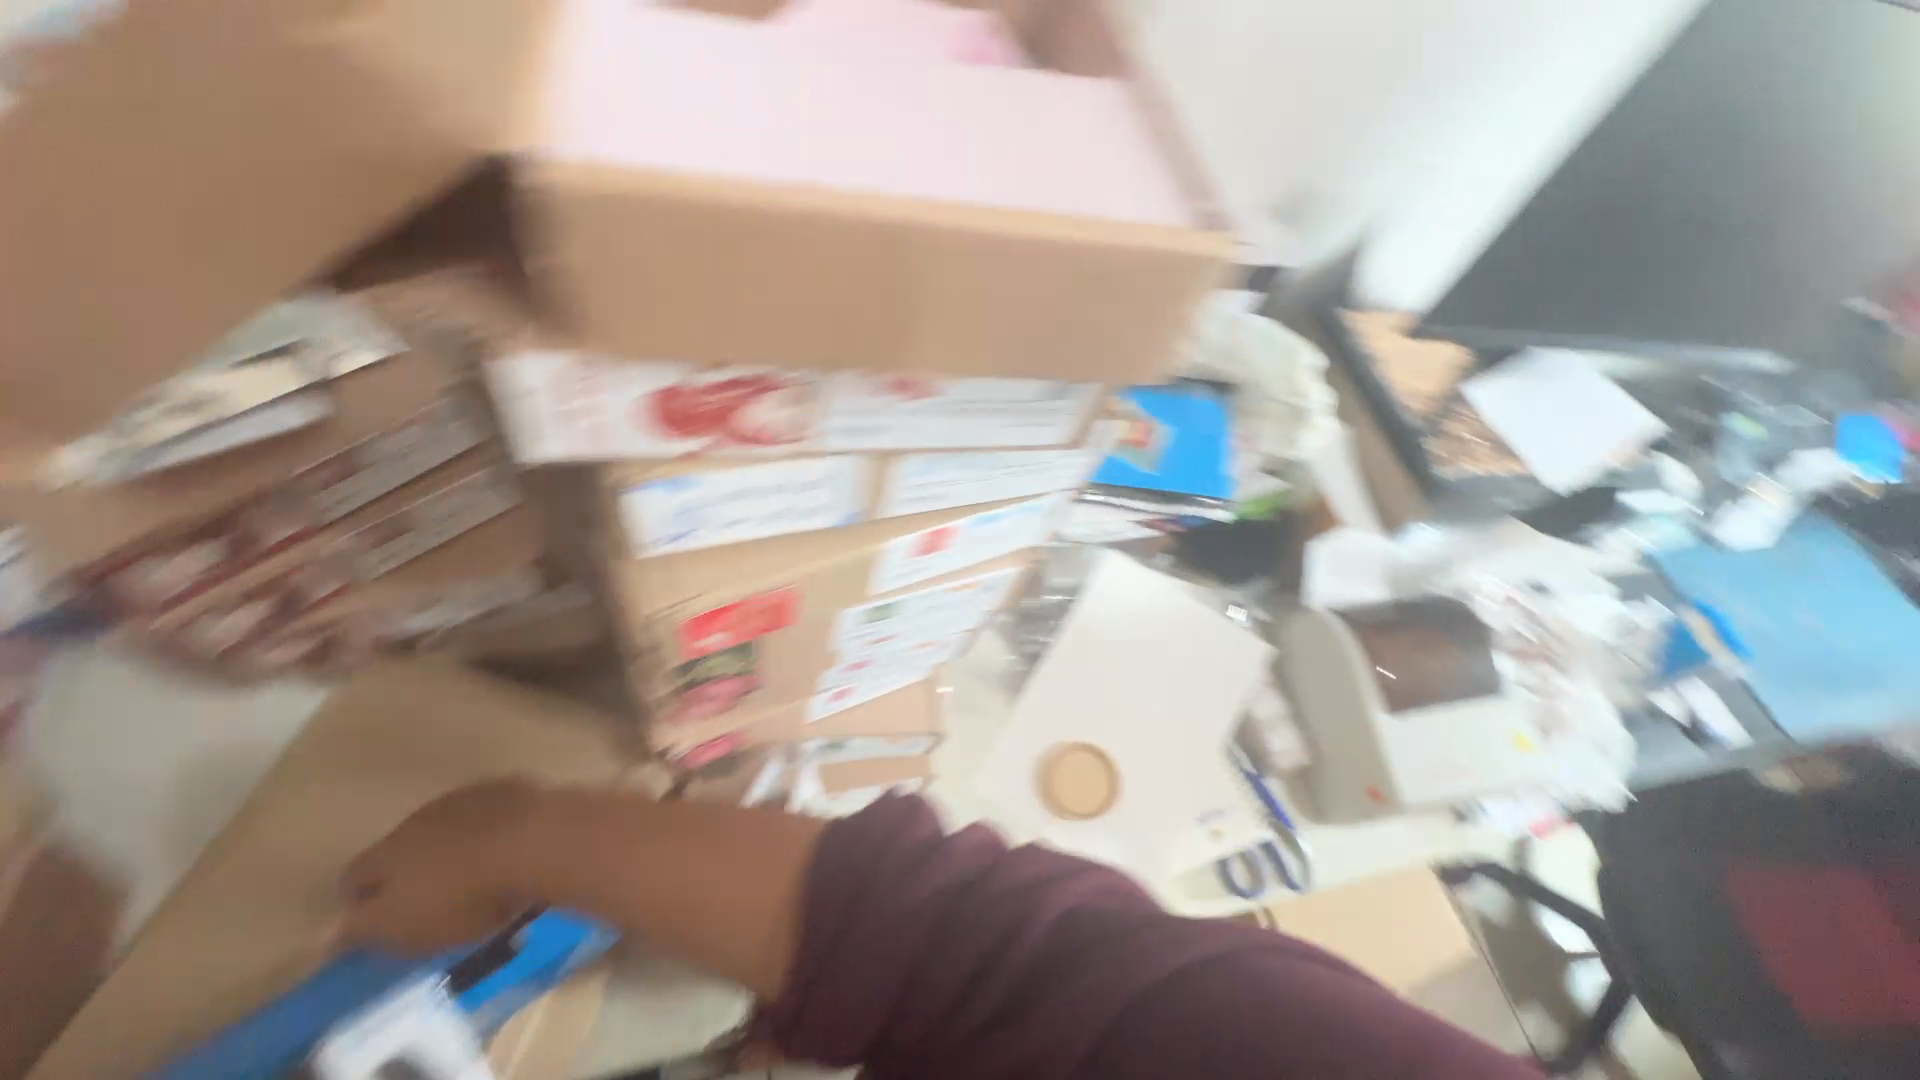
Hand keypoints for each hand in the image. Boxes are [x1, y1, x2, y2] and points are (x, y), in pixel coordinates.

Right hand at [336, 779, 549, 954]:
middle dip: (411, 872)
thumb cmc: (464, 894)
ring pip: (449, 827)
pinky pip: (494, 814)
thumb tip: (322, 936)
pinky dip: (495, 831)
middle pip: (403, 847)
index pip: (354, 876)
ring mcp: (469, 797)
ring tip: (476, 876)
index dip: (359, 904)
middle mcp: (421, 816)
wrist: (538, 840)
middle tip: (433, 902)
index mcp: (387, 850)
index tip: (375, 927)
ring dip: (454, 847)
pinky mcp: (513, 789)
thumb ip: (360, 929)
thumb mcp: (402, 927)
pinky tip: (512, 850)